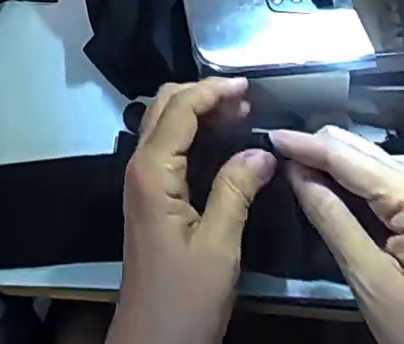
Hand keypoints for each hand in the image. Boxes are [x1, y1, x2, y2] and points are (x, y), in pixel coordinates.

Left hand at [108, 78, 276, 343]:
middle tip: (244, 97)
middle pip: (165, 106)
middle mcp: (140, 165)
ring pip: (165, 122)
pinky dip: (193, 131)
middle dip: (203, 93)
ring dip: (198, 109)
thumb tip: (262, 151)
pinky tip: (221, 138)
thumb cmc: (184, 299)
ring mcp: (141, 178)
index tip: (246, 85)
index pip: (179, 110)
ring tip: (239, 111)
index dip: (211, 91)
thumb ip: (237, 191)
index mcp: (153, 171)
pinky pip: (168, 145)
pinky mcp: (149, 193)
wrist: (150, 342)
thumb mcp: (219, 247)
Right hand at [271, 126, 403, 343]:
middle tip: (276, 151)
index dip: (306, 144)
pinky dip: (352, 181)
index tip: (269, 134)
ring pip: (372, 162)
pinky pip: (386, 184)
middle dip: (318, 148)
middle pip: (362, 151)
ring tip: (294, 164)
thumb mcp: (374, 285)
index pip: (350, 157)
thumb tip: (294, 170)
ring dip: (333, 162)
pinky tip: (328, 184)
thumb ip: (332, 220)